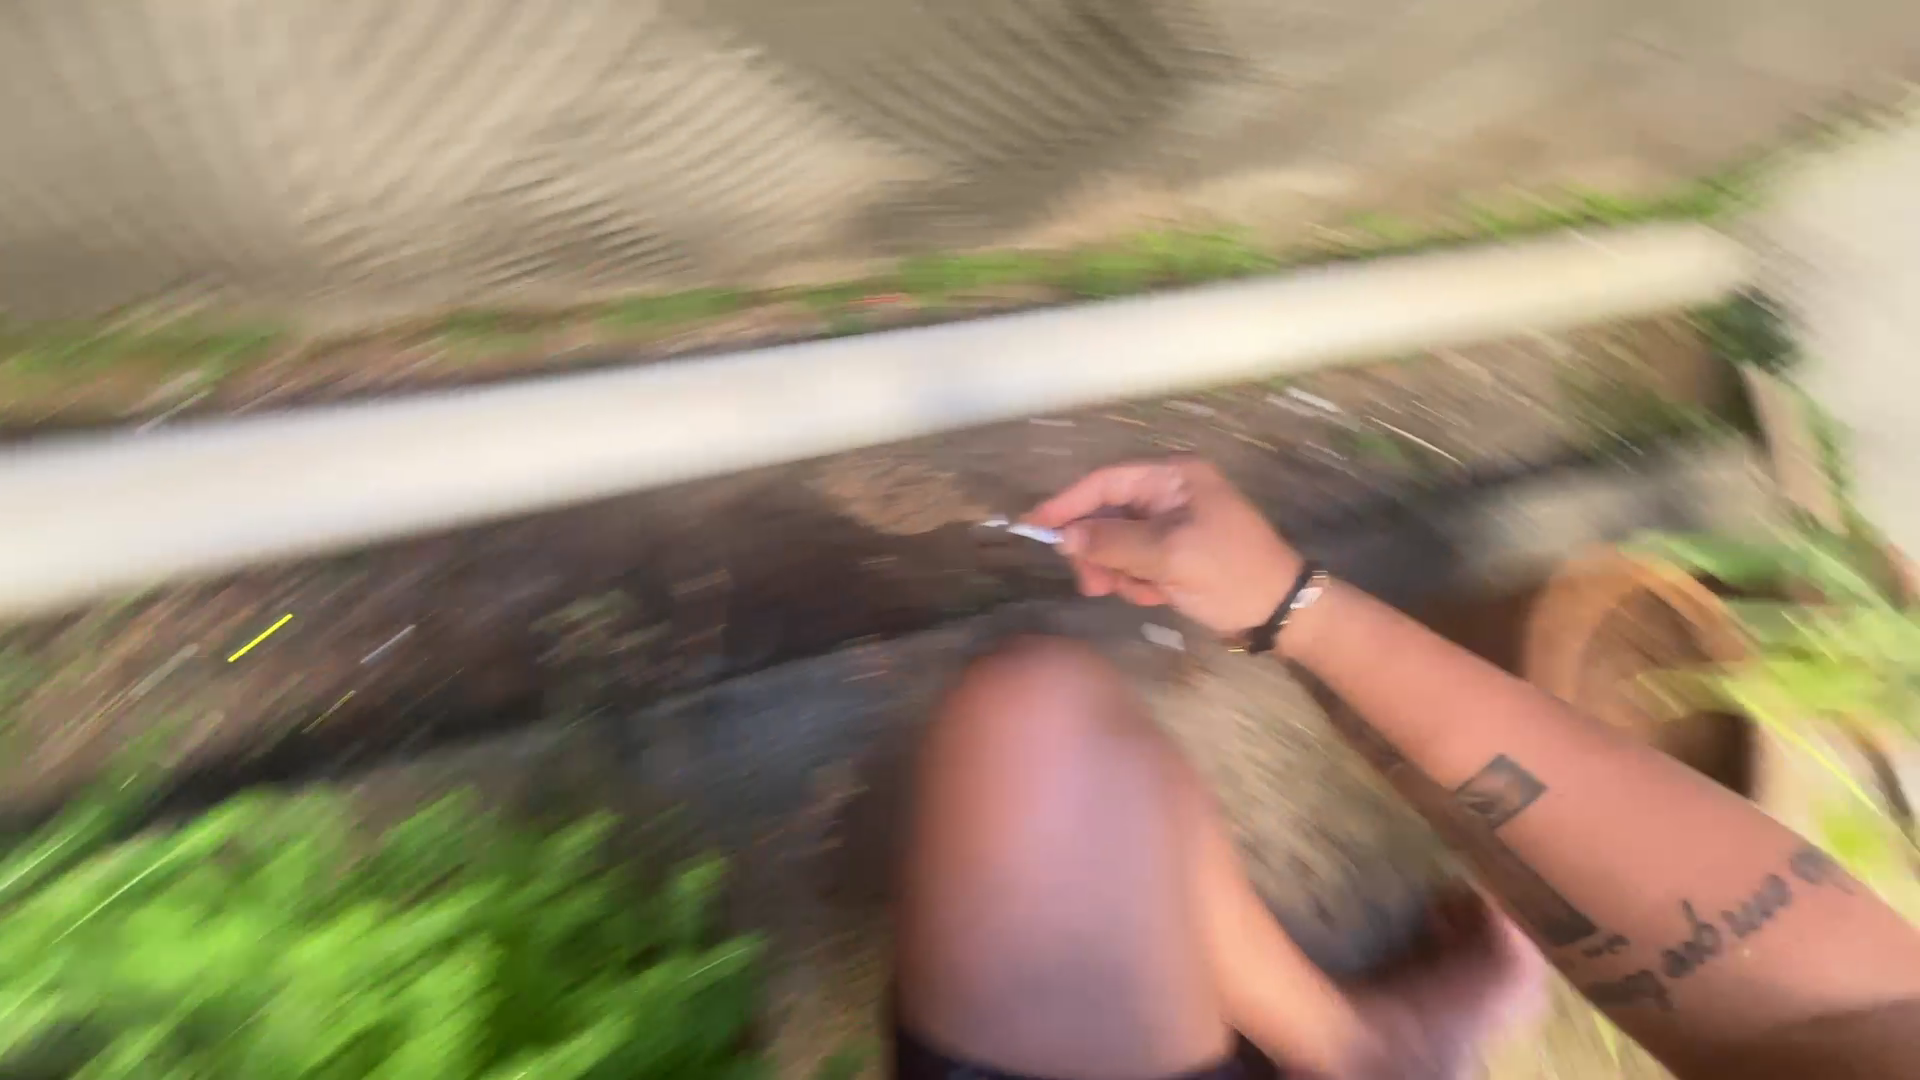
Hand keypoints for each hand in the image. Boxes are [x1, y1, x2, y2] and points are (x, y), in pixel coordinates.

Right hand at [1026, 459, 1302, 634]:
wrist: (1282, 613)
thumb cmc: (1230, 574)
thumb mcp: (1170, 556)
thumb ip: (1113, 542)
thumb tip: (1064, 537)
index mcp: (1173, 478)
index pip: (1105, 482)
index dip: (1066, 503)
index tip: (1032, 526)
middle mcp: (1168, 493)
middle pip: (1107, 515)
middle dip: (1098, 551)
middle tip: (1093, 585)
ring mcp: (1171, 523)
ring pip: (1116, 542)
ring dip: (1119, 571)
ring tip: (1139, 593)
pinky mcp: (1173, 551)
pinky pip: (1134, 561)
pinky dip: (1137, 580)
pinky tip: (1157, 596)